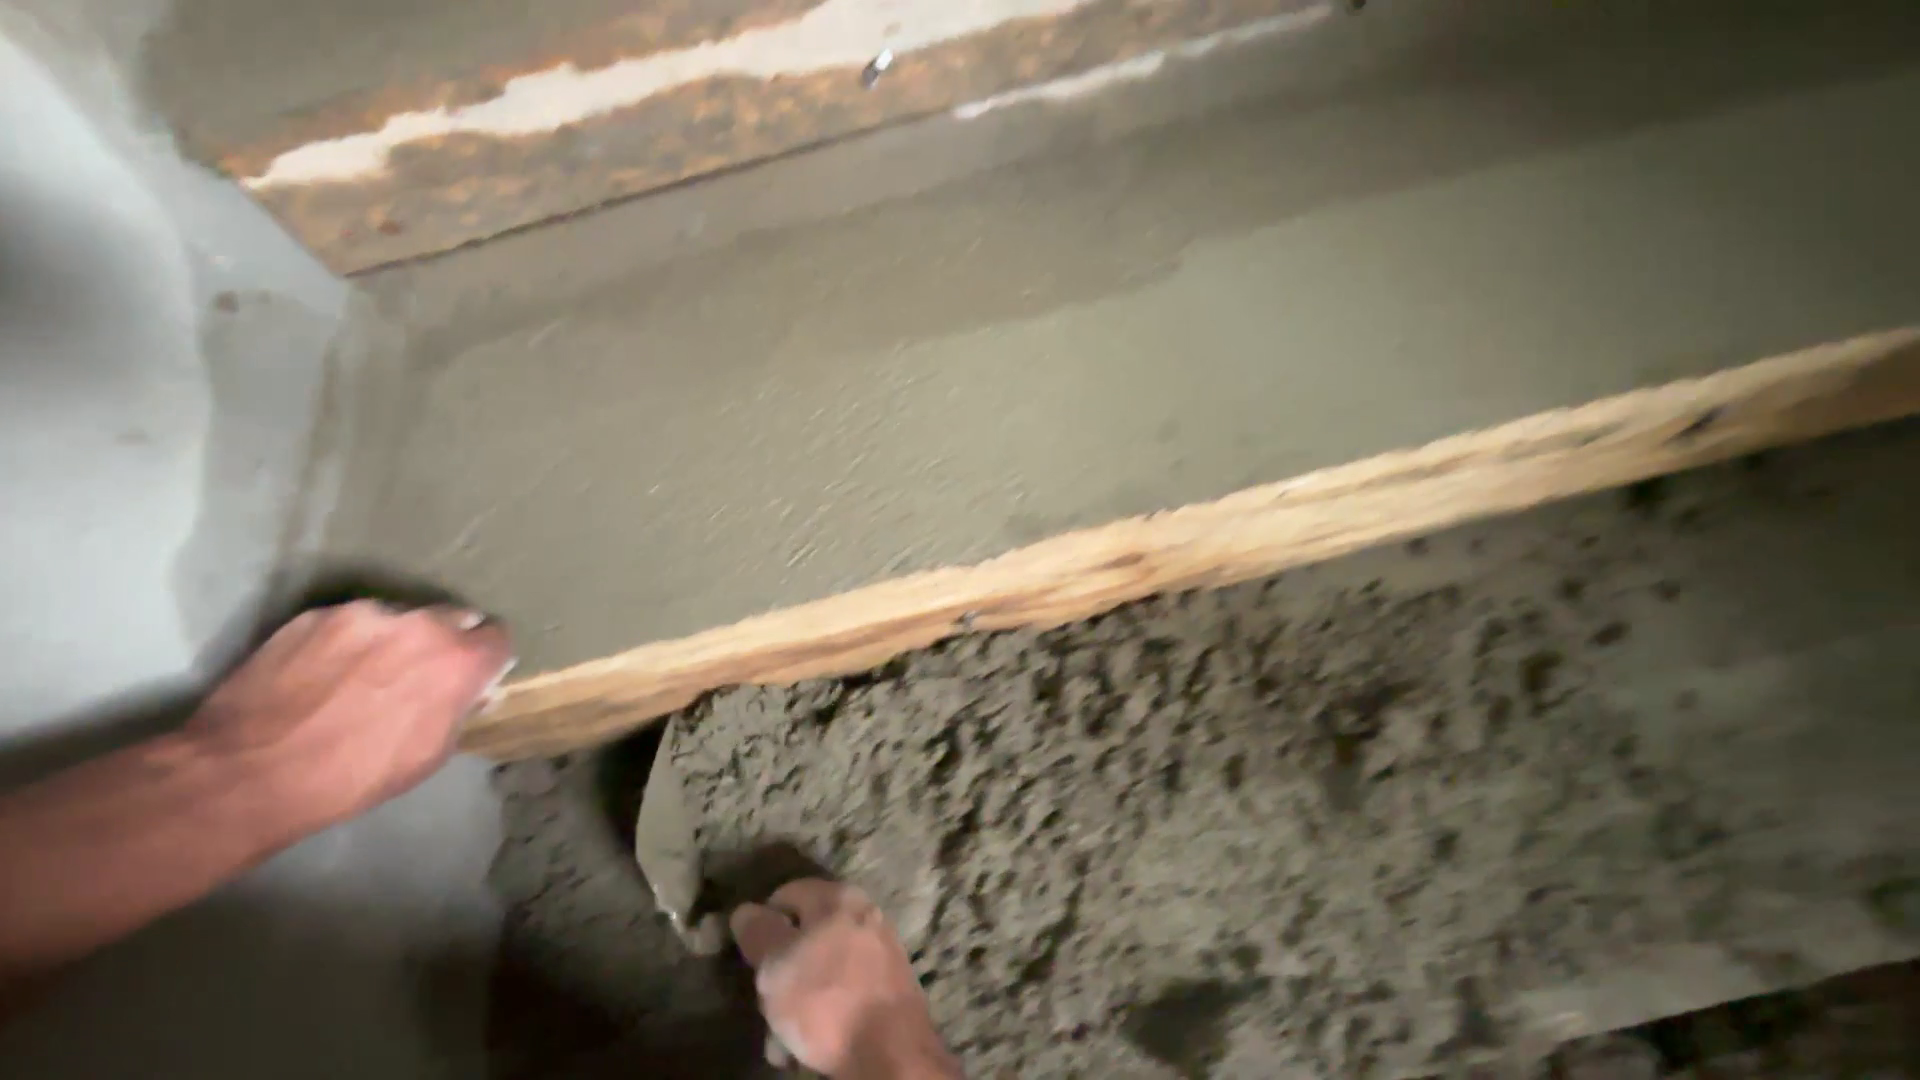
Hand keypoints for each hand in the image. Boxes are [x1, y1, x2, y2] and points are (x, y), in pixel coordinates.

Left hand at [184, 600, 513, 844]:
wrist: (248, 773)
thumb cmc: (354, 776)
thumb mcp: (430, 753)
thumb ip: (459, 708)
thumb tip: (470, 690)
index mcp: (460, 660)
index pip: (499, 636)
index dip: (487, 657)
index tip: (473, 674)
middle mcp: (422, 624)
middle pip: (455, 618)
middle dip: (447, 641)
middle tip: (420, 674)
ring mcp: (366, 614)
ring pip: (402, 617)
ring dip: (397, 638)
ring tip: (365, 674)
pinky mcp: (317, 615)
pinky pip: (353, 621)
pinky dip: (351, 641)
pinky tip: (325, 673)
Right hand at [730, 880, 959, 1079]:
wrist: (891, 1050)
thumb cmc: (825, 998)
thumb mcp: (776, 964)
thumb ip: (759, 932)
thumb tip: (747, 911)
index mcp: (839, 896)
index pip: (786, 894)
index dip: (761, 924)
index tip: (749, 959)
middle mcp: (865, 913)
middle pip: (806, 935)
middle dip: (781, 972)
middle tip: (766, 1003)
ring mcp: (881, 949)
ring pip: (823, 969)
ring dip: (799, 1000)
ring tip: (783, 1037)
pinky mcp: (889, 985)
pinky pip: (845, 991)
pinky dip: (825, 1012)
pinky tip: (811, 1042)